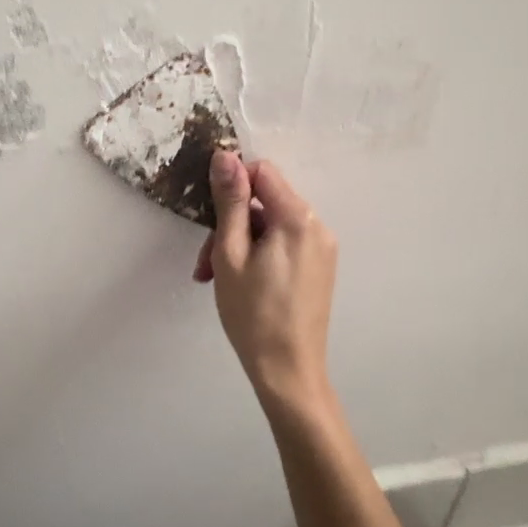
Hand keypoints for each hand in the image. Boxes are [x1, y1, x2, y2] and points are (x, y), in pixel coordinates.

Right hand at [193, 151, 337, 411]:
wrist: (288, 371)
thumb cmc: (253, 313)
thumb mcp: (231, 253)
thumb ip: (229, 202)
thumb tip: (226, 155)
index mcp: (298, 217)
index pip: (262, 171)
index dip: (232, 186)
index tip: (209, 217)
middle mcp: (317, 226)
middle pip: (265, 201)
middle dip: (230, 224)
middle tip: (205, 263)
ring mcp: (322, 249)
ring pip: (271, 226)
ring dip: (239, 244)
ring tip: (215, 278)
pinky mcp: (319, 268)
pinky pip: (284, 245)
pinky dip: (258, 256)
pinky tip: (239, 284)